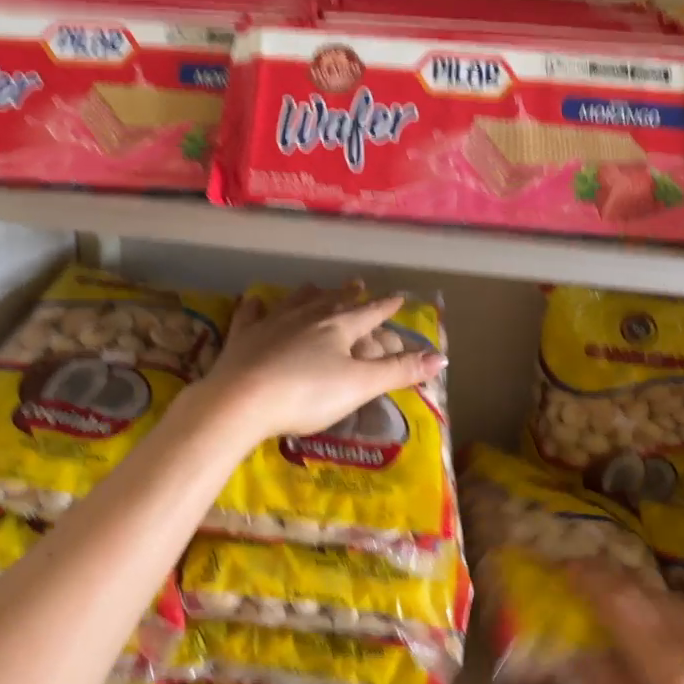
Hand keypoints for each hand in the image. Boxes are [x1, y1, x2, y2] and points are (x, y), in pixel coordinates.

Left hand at [197, 283, 446, 440]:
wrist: (242, 400)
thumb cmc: (306, 395)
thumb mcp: (359, 386)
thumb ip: (399, 371)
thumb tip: (441, 357)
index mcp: (338, 328)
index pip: (368, 313)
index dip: (384, 307)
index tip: (398, 297)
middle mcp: (306, 317)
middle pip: (332, 301)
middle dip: (347, 294)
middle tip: (357, 283)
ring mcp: (271, 323)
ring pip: (295, 301)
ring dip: (309, 294)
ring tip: (314, 287)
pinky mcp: (242, 336)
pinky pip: (251, 314)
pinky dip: (256, 306)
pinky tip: (254, 301)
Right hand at [573, 568, 683, 683]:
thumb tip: (580, 655)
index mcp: (682, 670)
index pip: (619, 595)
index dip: (584, 574)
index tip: (558, 568)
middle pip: (646, 593)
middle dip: (610, 588)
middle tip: (580, 592)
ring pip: (676, 606)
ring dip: (644, 608)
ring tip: (621, 624)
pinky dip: (678, 627)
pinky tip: (672, 651)